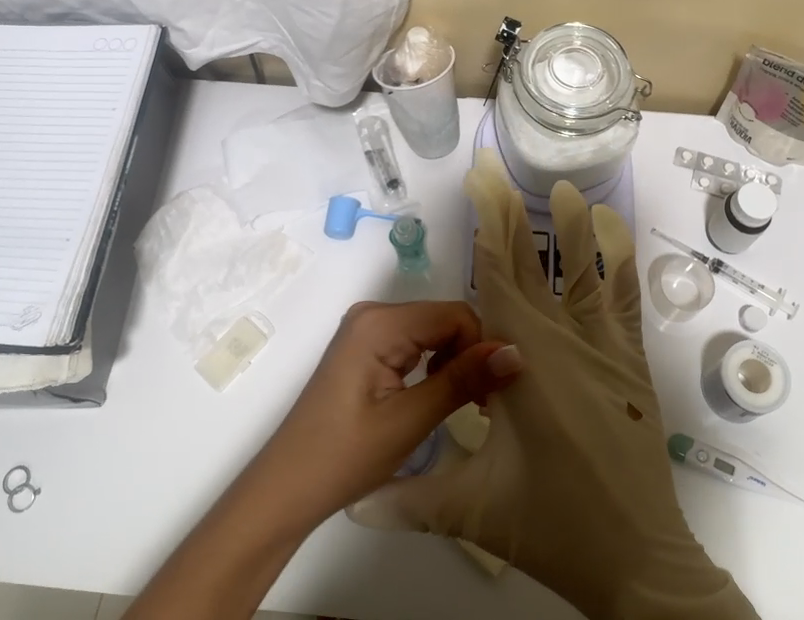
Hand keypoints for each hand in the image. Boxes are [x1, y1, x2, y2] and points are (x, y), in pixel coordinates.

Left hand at [245, 299, 522, 532]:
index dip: (482, 349)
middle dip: (471, 356)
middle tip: (484, 406)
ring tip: (466, 406)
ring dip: (455, 364)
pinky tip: (438, 397)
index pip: (455, 315)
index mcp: (380, 322)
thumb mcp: (410, 420)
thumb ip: (463, 380)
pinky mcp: (364, 350)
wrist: (287, 489)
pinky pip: (414, 344)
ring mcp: (366, 331)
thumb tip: (516, 352)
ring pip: (433, 333)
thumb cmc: (345, 456)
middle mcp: (373, 314)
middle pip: (444, 320)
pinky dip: (434, 367)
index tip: (494, 395)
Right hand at [349, 152, 758, 619]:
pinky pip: (625, 305)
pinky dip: (621, 267)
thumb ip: (408, 498)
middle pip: (532, 266)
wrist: (635, 556)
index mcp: (521, 363)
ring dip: (574, 231)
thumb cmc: (549, 524)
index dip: (487, 225)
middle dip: (511, 216)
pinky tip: (617, 240)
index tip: (481, 181)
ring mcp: (603, 351)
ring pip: (586, 276)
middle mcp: (562, 342)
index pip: (497, 279)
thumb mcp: (471, 509)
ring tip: (568, 190)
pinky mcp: (629, 367)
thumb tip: (353, 503)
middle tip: (497, 171)